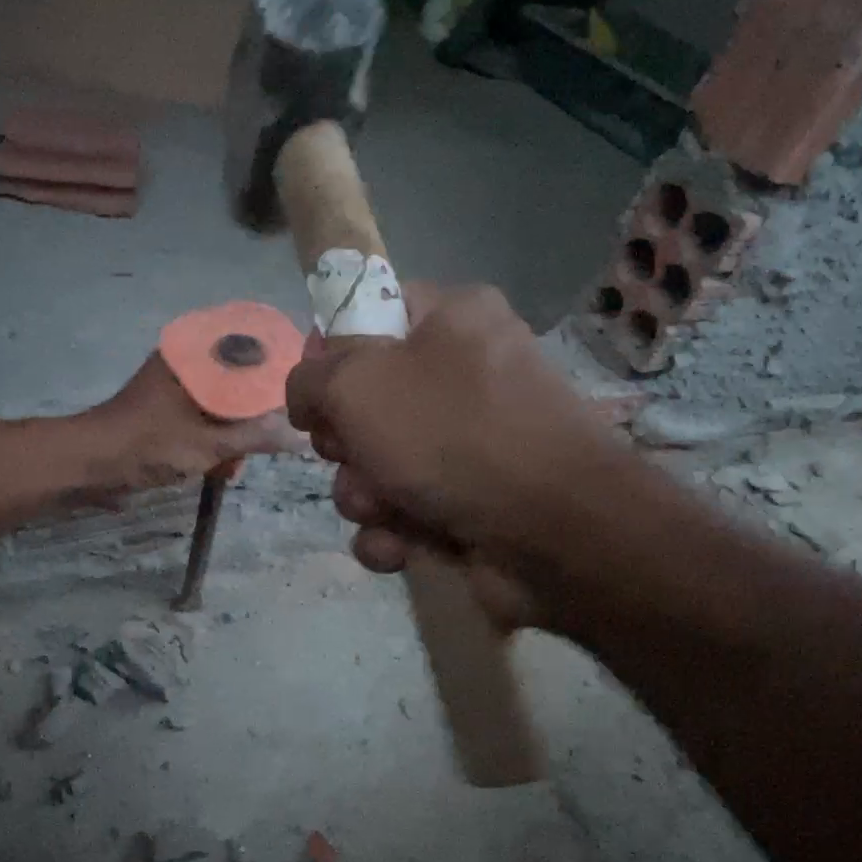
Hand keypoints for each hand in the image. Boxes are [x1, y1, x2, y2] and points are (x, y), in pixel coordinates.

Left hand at [85, 352, 302, 492]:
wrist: (90, 464)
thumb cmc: (149, 445)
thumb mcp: (209, 443)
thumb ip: (256, 437)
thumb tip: (298, 437)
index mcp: (194, 352)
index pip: (251, 346)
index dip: (278, 368)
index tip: (299, 394)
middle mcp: (185, 361)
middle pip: (240, 378)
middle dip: (254, 414)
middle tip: (266, 441)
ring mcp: (174, 386)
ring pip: (223, 402)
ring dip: (234, 433)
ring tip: (234, 464)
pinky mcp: (166, 410)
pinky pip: (204, 417)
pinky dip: (215, 439)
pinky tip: (219, 466)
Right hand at [285, 283, 625, 608]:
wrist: (553, 533)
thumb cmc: (453, 435)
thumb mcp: (358, 385)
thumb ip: (310, 377)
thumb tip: (307, 395)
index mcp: (452, 319)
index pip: (370, 315)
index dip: (329, 354)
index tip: (312, 393)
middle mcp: (464, 375)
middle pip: (365, 402)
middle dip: (344, 444)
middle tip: (351, 455)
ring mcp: (469, 446)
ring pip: (376, 467)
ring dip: (362, 496)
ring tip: (383, 510)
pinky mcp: (469, 505)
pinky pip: (401, 515)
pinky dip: (391, 534)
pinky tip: (400, 546)